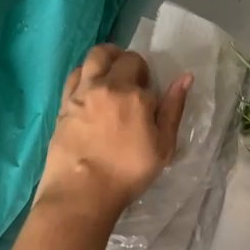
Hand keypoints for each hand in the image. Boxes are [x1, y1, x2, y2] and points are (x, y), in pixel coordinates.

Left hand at [38, 45, 190, 222]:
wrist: (81, 193)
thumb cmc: (127, 173)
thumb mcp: (163, 147)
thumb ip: (173, 109)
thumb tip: (185, 77)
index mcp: (134, 95)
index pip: (145, 73)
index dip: (148, 83)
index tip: (148, 100)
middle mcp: (107, 85)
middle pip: (120, 56)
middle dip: (130, 63)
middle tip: (132, 83)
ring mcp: (82, 92)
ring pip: (94, 56)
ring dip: (107, 59)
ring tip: (111, 77)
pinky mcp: (64, 103)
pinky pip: (75, 75)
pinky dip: (86, 74)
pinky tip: (91, 90)